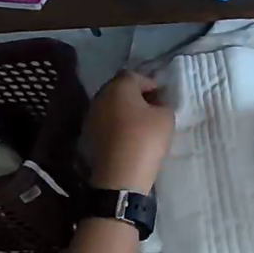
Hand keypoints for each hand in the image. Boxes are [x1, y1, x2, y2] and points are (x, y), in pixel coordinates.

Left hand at [86, 70, 173, 190]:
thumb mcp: (166, 118)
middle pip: (119, 89)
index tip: (161, 96)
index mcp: (119, 87)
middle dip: (135, 96)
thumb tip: (156, 104)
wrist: (120, 176)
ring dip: (124, 111)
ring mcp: (91, 116)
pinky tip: (127, 137)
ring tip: (139, 124)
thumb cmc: (146, 139)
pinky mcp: (87, 135)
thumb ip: (163, 104)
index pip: (135, 76)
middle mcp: (100, 97)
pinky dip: (116, 126)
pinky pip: (105, 123)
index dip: (149, 83)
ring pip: (110, 106)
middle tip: (151, 108)